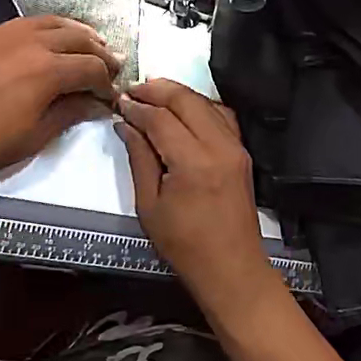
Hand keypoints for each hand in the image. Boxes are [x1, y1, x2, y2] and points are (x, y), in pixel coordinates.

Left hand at [0, 15, 119, 190]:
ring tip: (90, 45)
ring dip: (77, 33)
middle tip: (112, 66)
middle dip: (100, 52)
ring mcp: (8, 32)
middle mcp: (32, 42)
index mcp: (48, 70)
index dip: (107, 83)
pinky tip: (52, 38)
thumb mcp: (34, 136)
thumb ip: (69, 113)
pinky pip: (29, 21)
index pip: (92, 68)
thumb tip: (94, 103)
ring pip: (54, 22)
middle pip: (79, 38)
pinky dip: (49, 27)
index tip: (110, 95)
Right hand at [116, 79, 278, 306]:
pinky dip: (199, 104)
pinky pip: (221, 114)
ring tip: (151, 93)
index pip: (160, 118)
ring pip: (205, 102)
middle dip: (156, 90)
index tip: (118, 102)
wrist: (232, 270)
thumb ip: (138, 157)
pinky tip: (182, 108)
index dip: (136, 107)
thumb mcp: (148, 204)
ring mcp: (235, 147)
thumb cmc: (185, 245)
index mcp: (193, 162)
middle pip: (185, 100)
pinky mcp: (242, 152)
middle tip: (132, 90)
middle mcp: (219, 147)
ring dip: (177, 93)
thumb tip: (125, 123)